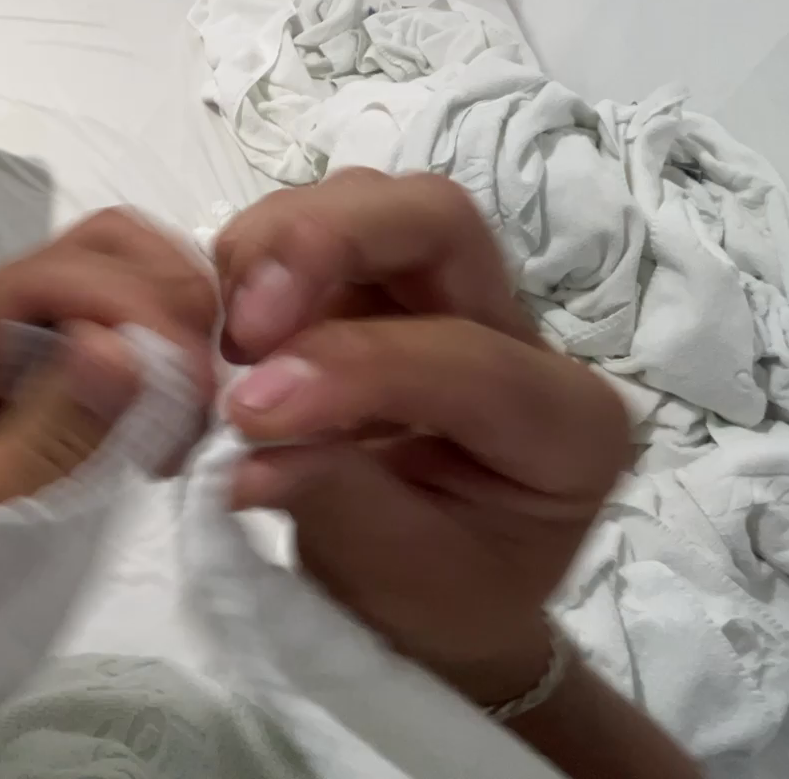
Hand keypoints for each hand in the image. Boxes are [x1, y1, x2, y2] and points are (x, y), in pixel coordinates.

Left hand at [0, 209, 218, 508]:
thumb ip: (52, 430)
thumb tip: (118, 344)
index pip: (47, 278)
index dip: (131, 310)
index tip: (190, 386)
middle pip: (92, 248)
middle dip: (165, 303)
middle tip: (196, 401)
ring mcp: (20, 325)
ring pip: (119, 269)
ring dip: (174, 320)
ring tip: (186, 413)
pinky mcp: (53, 351)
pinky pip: (126, 313)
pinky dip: (169, 343)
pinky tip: (172, 414)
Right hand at [212, 169, 628, 706]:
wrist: (426, 579)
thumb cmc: (430, 588)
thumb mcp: (395, 569)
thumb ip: (327, 492)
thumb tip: (238, 440)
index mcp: (563, 422)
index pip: (464, 358)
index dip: (351, 369)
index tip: (247, 411)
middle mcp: (511, 329)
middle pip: (433, 219)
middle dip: (322, 244)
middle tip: (241, 321)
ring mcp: (433, 293)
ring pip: (364, 200)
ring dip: (275, 246)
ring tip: (228, 326)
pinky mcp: (366, 285)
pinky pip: (306, 226)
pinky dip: (252, 256)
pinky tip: (225, 312)